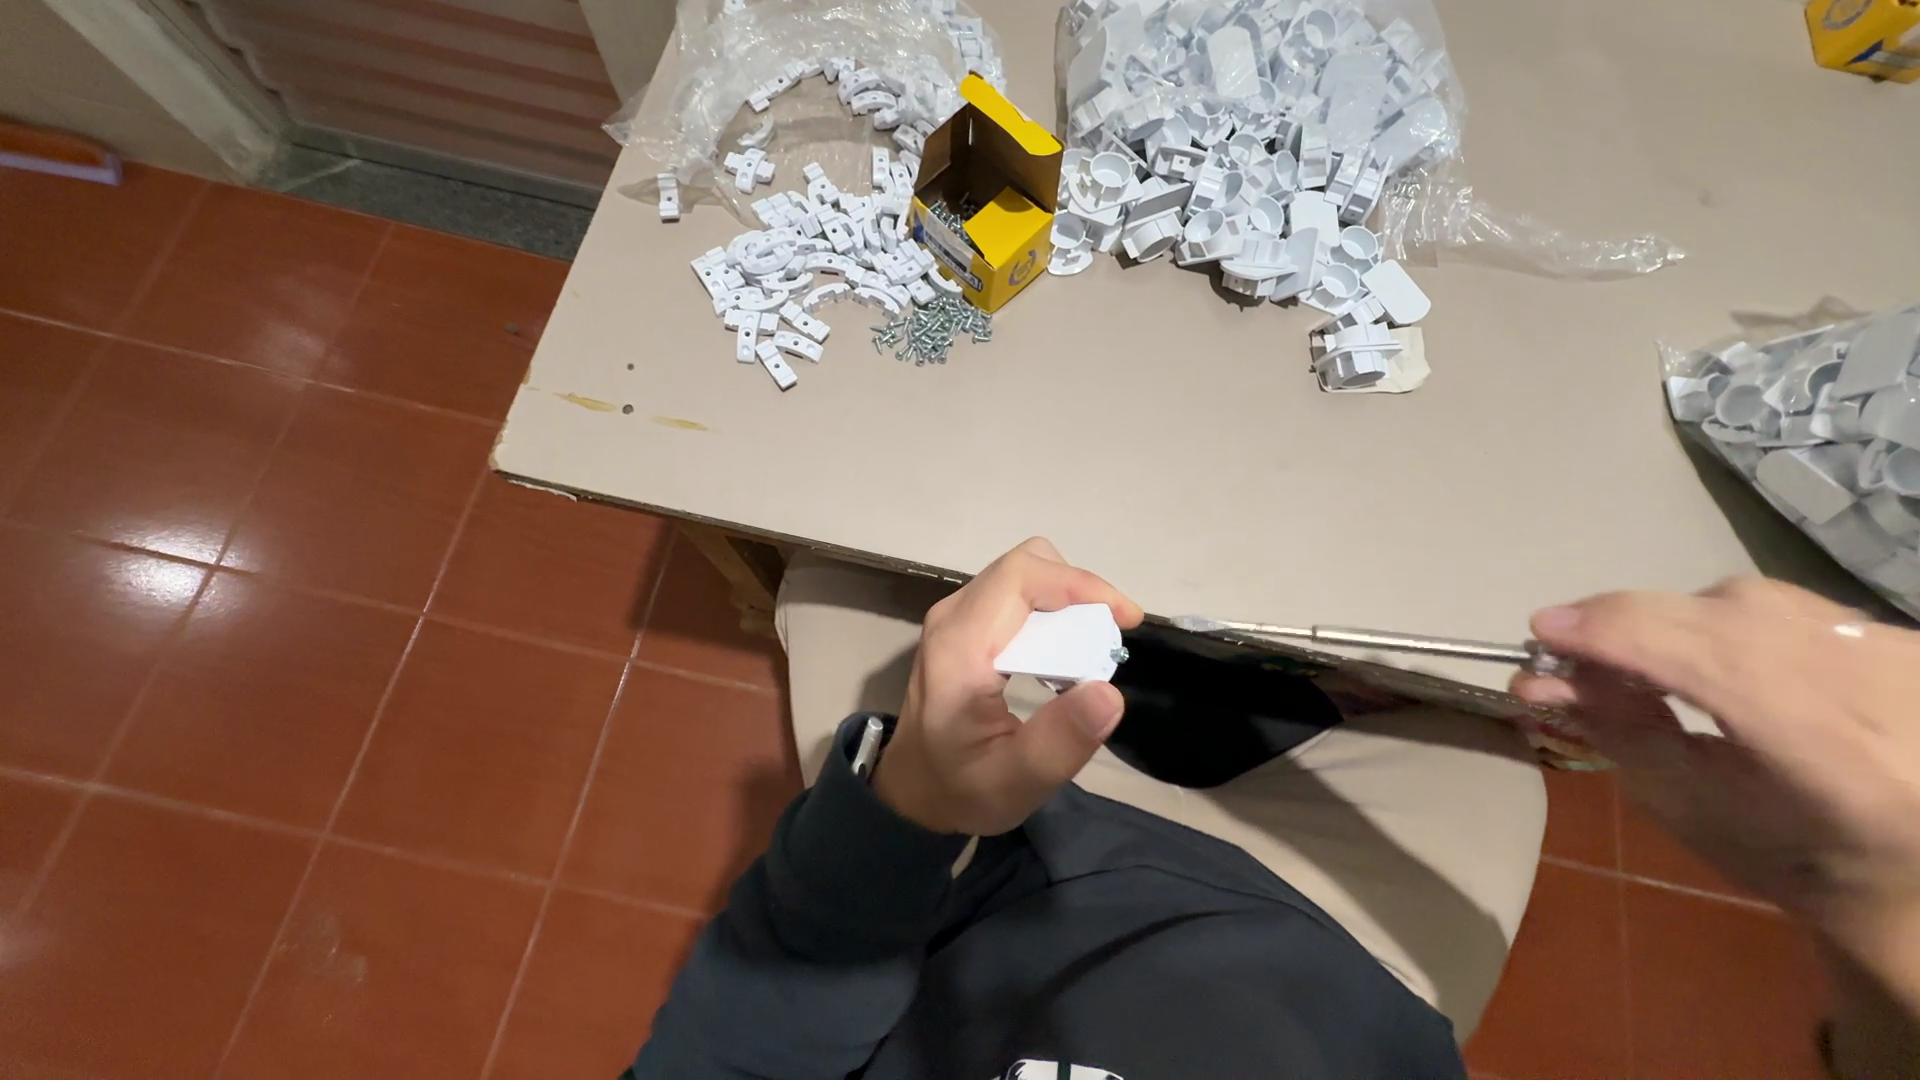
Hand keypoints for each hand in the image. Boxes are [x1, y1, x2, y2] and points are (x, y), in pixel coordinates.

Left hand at [872, 537, 1142, 836]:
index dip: (1078, 583)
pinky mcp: (962, 625)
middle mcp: (952, 618)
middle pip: (1023, 566)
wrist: (912, 792)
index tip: (1124, 618)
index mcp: (960, 647)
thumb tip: (1110, 692)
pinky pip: (1013, 594)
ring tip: (1090, 648)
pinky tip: (1063, 652)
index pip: (1020, 577)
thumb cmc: (961, 789)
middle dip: (1077, 590)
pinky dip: (1049, 609)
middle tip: (1109, 637)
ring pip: (1020, 575)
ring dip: (1065, 599)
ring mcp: (953, 618)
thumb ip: (1061, 740)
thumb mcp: (1017, 782)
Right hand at [1510, 578, 1919, 1011]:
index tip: (1541, 630)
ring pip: (1749, 601)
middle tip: (1563, 641)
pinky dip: (1717, 618)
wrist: (1912, 874)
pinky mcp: (1902, 637)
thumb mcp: (1683, 804)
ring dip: (1671, 620)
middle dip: (1627, 622)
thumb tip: (1535, 677)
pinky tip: (1704, 652)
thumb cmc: (1784, 857)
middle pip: (1726, 617)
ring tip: (1637, 657)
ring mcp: (1906, 659)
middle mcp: (1891, 698)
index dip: (1620, 636)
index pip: (1716, 664)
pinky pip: (1782, 603)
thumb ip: (1614, 728)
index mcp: (1840, 764)